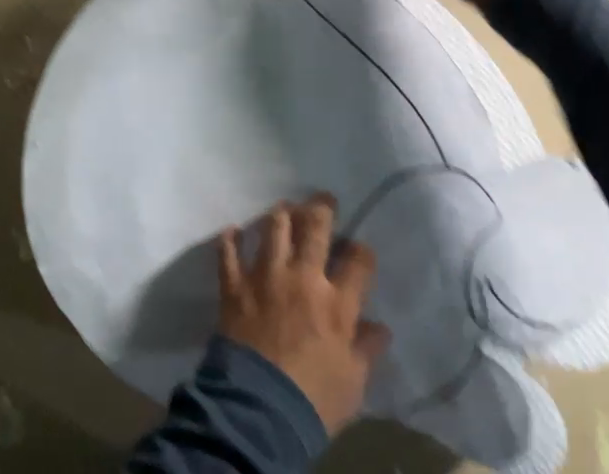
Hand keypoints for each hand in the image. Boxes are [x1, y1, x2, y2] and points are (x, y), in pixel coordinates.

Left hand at [217, 193, 389, 434]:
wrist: (259, 409)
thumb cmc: (314, 400)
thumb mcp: (353, 382)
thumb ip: (366, 350)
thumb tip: (380, 328)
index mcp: (337, 304)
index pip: (358, 263)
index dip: (361, 251)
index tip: (359, 248)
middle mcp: (303, 280)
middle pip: (315, 230)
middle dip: (321, 209)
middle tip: (322, 198)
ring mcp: (265, 279)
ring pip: (273, 231)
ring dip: (280, 215)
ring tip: (284, 207)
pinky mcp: (234, 288)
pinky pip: (228, 255)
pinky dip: (229, 241)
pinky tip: (232, 230)